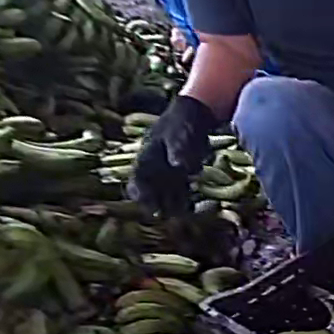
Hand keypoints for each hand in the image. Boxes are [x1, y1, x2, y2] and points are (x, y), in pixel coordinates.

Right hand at [130, 95, 215, 215]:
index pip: (139, 176)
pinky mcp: (181, 173)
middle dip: (154, 202)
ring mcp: (168, 170)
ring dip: (169, 203)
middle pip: (150, 188)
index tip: (145, 202)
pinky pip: (179, 190)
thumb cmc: (183, 125)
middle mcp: (155, 165)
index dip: (139, 190)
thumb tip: (180, 166)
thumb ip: (180, 150)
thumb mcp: (180, 135)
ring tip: (177, 216)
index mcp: (148, 155)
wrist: (194, 117)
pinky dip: (183, 199)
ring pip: (165, 191)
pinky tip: (190, 209)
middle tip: (161, 215)